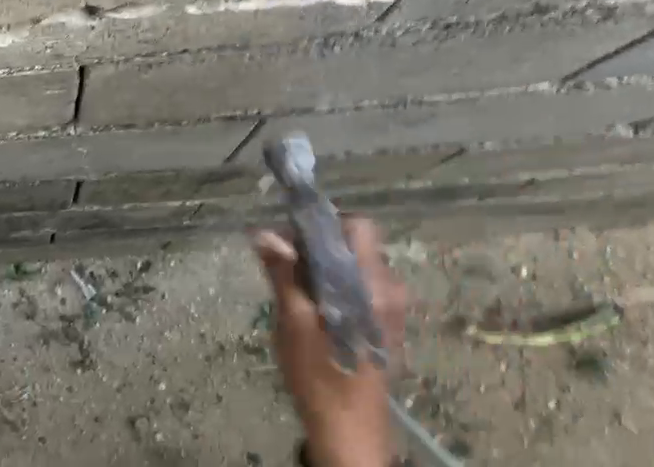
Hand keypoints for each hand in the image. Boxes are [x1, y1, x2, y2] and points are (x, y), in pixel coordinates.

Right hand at [253, 218, 406, 466]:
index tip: (289, 233)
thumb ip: (282, 272)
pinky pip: (358, 285)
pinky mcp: (383, 324)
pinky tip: (308, 304)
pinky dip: (332, 283)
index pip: (359, 227)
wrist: (349, 432)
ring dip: (321, 264)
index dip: (323, 222)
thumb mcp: (293, 321)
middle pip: (354, 244)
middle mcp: (388, 291)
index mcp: (371, 286)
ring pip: (353, 264)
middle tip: (280, 259)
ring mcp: (390, 309)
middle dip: (315, 244)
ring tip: (290, 284)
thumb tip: (263, 232)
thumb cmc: (320, 374)